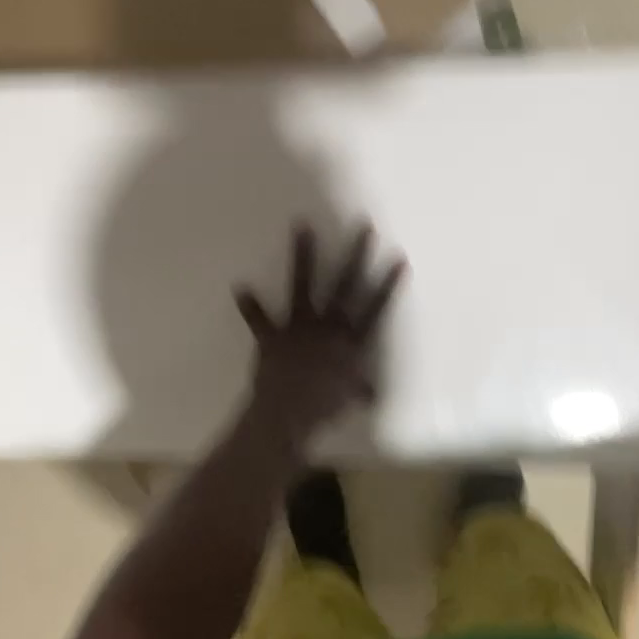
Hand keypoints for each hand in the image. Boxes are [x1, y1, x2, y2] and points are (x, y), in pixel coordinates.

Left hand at [234, 224, 404, 447]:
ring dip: (302, 255)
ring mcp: (298, 327)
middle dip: (356, 254)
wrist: (290, 412)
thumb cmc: (325, 408)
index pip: (375, 307)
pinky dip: (249, 306)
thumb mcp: (351, 400)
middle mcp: (327, 326)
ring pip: (303, 285)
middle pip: (345, 285)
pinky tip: (240, 287)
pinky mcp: (272, 336)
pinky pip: (258, 319)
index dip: (388, 283)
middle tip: (363, 226)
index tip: (398, 257)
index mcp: (350, 342)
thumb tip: (370, 395)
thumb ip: (361, 391)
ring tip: (302, 226)